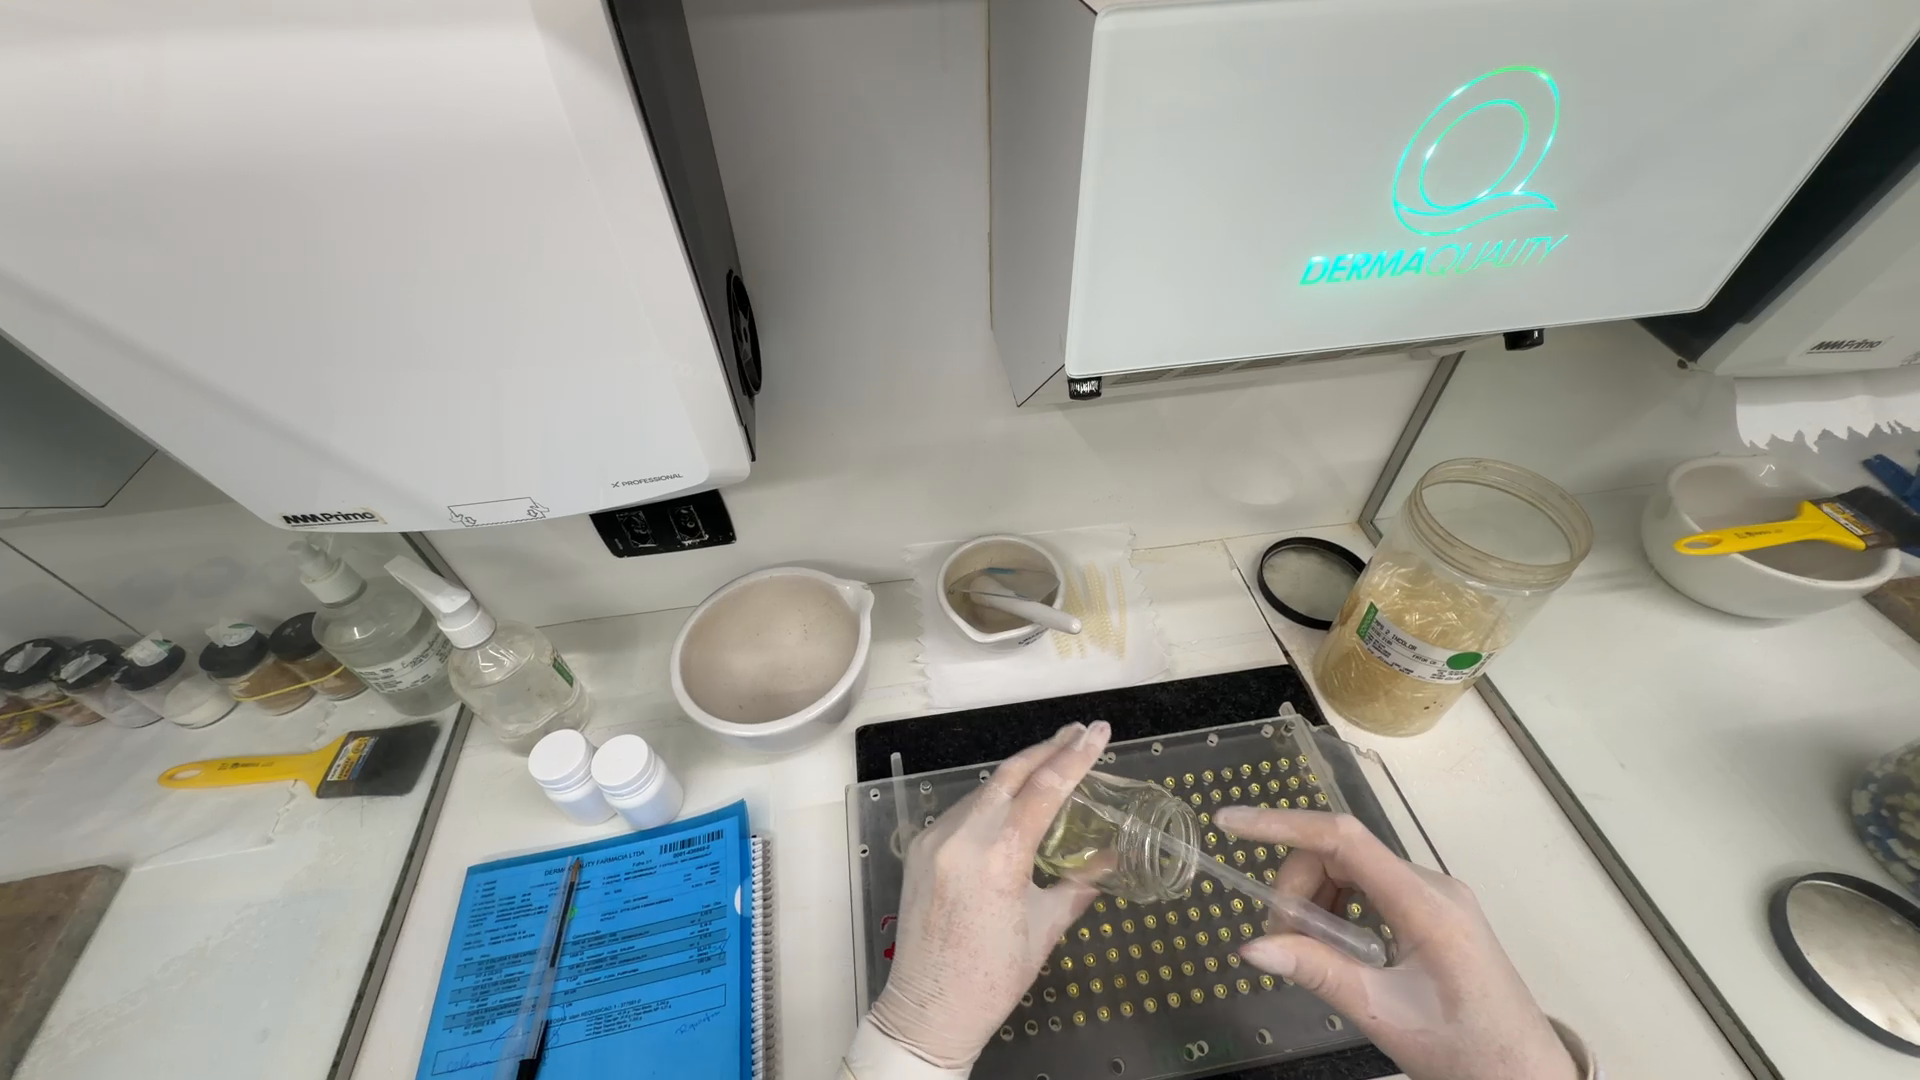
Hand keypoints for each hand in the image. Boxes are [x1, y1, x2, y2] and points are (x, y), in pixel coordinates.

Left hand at [869, 721, 1112, 1068]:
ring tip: (1052, 761)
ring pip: (985, 788)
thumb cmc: (993, 977)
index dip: (1075, 756)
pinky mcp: (921, 844)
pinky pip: (963, 809)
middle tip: (1078, 732)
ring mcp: (937, 836)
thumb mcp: (1045, 929)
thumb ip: (1079, 885)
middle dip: (1048, 748)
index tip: (1098, 731)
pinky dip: (992, 799)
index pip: (1045, 789)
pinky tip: (1010, 801)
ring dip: (1019, 772)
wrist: (926, 1008)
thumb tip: (1110, 858)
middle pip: (1011, 773)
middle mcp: (964, 835)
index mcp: (1000, 856)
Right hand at [1213, 807, 1577, 1079]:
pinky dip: (1338, 907)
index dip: (1279, 823)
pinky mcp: (1432, 908)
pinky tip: (1337, 947)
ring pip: (1348, 868)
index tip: (1228, 822)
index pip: (1341, 838)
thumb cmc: (1466, 1053)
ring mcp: (1433, 893)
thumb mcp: (1384, 1015)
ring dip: (1315, 900)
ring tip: (1308, 951)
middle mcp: (1429, 883)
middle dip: (1298, 889)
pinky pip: (1367, 886)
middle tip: (1282, 942)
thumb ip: (1317, 972)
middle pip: (1337, 854)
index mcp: (1424, 903)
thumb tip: (1249, 947)